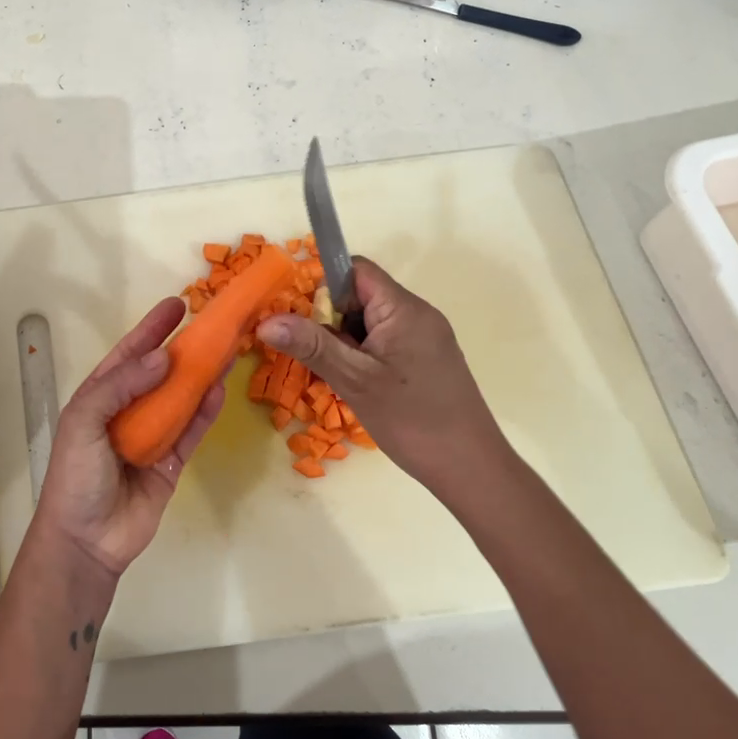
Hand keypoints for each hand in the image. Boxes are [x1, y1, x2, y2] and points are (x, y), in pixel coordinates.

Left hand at [30, 297, 225, 577]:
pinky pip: (191, 431)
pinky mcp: (171, 462)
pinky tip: (220, 388)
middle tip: (213, 322)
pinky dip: (205, 411)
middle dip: (183, 347)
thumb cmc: (77, 475)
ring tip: (227, 349)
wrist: (87, 540)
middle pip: (160, 372)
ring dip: (201, 375)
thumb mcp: (85, 421)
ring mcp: (151, 436)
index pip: (129, 353)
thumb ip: (120, 386)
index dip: (151, 329)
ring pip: (181, 398)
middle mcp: (127, 410)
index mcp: (100, 396)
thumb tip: (163, 357)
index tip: (177, 304)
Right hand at [256, 257, 507, 492]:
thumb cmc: (413, 420)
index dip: (323, 284)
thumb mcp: (354, 380)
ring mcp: (425, 338)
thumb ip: (311, 345)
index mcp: (403, 309)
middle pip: (361, 295)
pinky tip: (355, 383)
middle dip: (330, 318)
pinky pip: (385, 341)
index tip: (299, 314)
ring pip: (371, 322)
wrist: (472, 468)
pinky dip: (362, 354)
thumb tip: (266, 320)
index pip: (355, 270)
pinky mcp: (427, 360)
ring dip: (345, 340)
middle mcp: (418, 314)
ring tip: (334, 373)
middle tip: (312, 351)